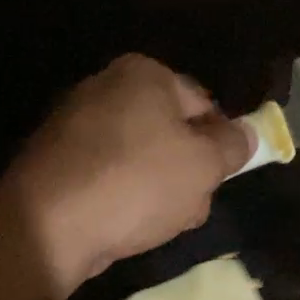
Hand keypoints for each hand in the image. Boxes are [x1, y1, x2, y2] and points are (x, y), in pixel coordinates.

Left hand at [0, 55, 252, 298]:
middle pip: (174, 134)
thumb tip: (247, 133)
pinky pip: (113, 178)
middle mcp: (108, 86)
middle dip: (190, 174)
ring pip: (145, 162)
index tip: (225, 179)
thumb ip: (232, 147)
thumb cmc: (138, 184)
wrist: (52, 223)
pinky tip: (129, 225)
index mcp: (146, 74)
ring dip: (163, 193)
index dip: (222, 144)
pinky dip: (127, 200)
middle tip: (193, 207)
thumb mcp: (204, 166)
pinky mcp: (62, 161)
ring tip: (159, 222)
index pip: (204, 104)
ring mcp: (79, 123)